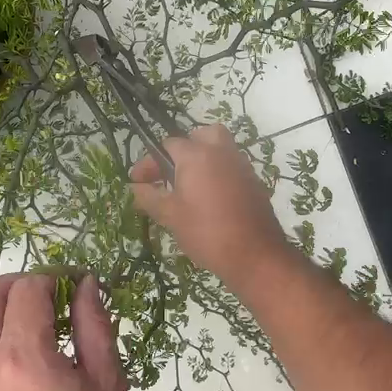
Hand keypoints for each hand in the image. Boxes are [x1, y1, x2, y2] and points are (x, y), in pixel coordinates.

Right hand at [129, 124, 291, 281]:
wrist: (255, 255)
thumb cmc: (206, 232)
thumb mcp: (170, 216)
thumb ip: (150, 197)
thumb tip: (136, 186)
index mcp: (197, 156)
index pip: (168, 145)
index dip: (150, 162)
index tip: (139, 182)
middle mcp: (222, 153)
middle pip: (202, 135)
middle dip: (185, 149)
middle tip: (173, 172)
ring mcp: (242, 167)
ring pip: (221, 150)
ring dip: (204, 160)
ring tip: (190, 187)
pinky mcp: (255, 184)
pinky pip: (233, 168)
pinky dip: (220, 175)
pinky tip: (211, 200)